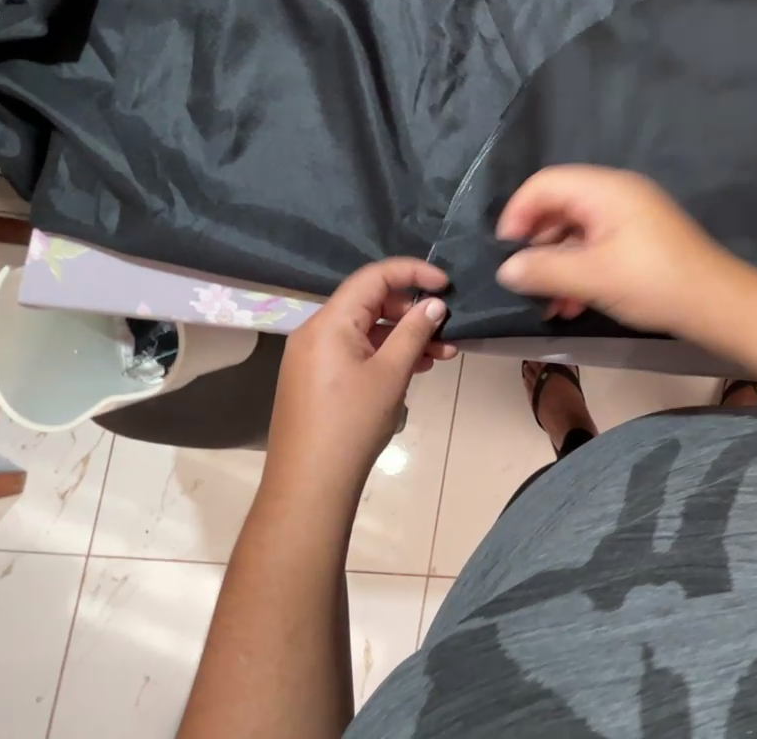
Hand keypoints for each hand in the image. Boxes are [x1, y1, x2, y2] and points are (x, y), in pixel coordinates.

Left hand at [264, 259, 455, 498]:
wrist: (309, 484)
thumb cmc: (352, 423)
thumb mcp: (391, 373)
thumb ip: (415, 332)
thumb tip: (435, 303)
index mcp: (329, 323)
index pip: (374, 277)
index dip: (413, 273)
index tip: (446, 284)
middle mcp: (316, 331)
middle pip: (371, 302)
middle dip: (413, 310)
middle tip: (448, 327)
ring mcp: (315, 356)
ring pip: (368, 329)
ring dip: (406, 335)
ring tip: (443, 354)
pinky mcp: (319, 377)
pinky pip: (357, 349)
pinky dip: (387, 352)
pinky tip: (417, 367)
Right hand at [495, 165, 747, 334]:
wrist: (719, 305)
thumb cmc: (655, 283)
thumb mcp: (593, 278)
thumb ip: (544, 271)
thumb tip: (506, 269)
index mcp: (606, 189)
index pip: (545, 183)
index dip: (518, 213)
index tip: (505, 250)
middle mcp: (618, 195)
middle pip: (560, 208)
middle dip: (538, 246)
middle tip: (523, 281)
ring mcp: (632, 218)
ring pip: (577, 233)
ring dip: (558, 266)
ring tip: (548, 304)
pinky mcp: (642, 242)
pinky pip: (598, 248)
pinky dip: (581, 272)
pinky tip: (572, 306)